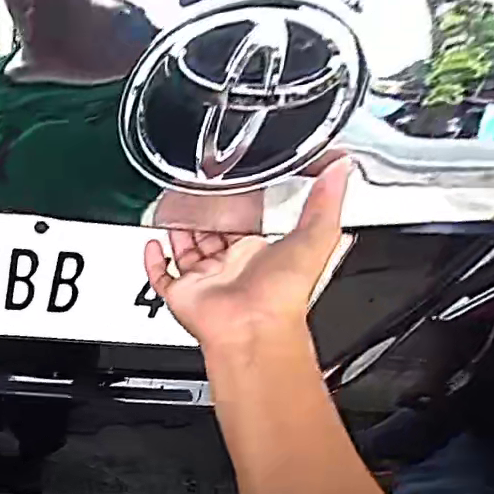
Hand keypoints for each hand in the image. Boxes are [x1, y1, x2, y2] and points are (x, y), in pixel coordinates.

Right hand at [142, 156, 351, 361]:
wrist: (253, 326)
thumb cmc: (283, 293)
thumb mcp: (318, 235)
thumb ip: (327, 199)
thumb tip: (340, 167)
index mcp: (258, 254)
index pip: (244, 224)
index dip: (238, 206)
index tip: (232, 185)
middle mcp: (229, 267)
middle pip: (211, 236)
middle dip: (202, 217)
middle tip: (194, 193)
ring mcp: (204, 281)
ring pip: (185, 253)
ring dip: (178, 233)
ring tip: (172, 210)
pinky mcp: (182, 293)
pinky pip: (162, 276)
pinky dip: (153, 261)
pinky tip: (153, 244)